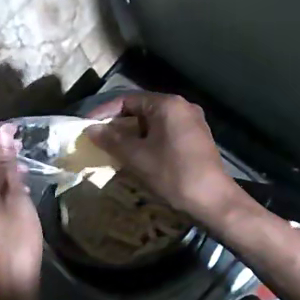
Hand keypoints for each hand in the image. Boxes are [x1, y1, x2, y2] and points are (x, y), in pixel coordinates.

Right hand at [85, 92, 245, 223]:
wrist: (212, 200)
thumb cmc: (172, 174)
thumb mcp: (137, 157)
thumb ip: (112, 140)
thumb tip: (91, 130)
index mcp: (168, 105)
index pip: (128, 100)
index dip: (104, 112)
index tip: (87, 126)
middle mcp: (182, 107)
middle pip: (141, 110)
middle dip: (118, 125)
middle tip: (98, 140)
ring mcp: (192, 123)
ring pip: (153, 123)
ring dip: (132, 135)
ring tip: (113, 150)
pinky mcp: (197, 139)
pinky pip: (165, 134)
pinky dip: (148, 142)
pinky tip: (137, 157)